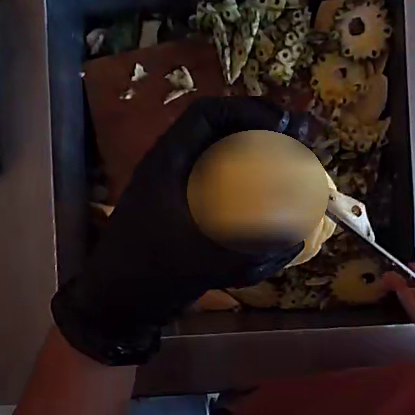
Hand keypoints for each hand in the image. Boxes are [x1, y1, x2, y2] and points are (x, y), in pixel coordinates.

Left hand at [51, 97, 307, 364]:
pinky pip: (220, 188)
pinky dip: (246, 192)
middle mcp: (173, 168)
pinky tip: (267, 209)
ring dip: (255, 159)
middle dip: (261, 132)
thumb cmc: (151, 274)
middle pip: (219, 131)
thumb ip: (251, 254)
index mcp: (169, 163)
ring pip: (221, 158)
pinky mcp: (184, 212)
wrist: (116, 303)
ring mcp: (177, 189)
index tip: (285, 126)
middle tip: (298, 143)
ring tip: (291, 169)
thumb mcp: (205, 262)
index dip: (249, 110)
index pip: (208, 114)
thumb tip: (295, 240)